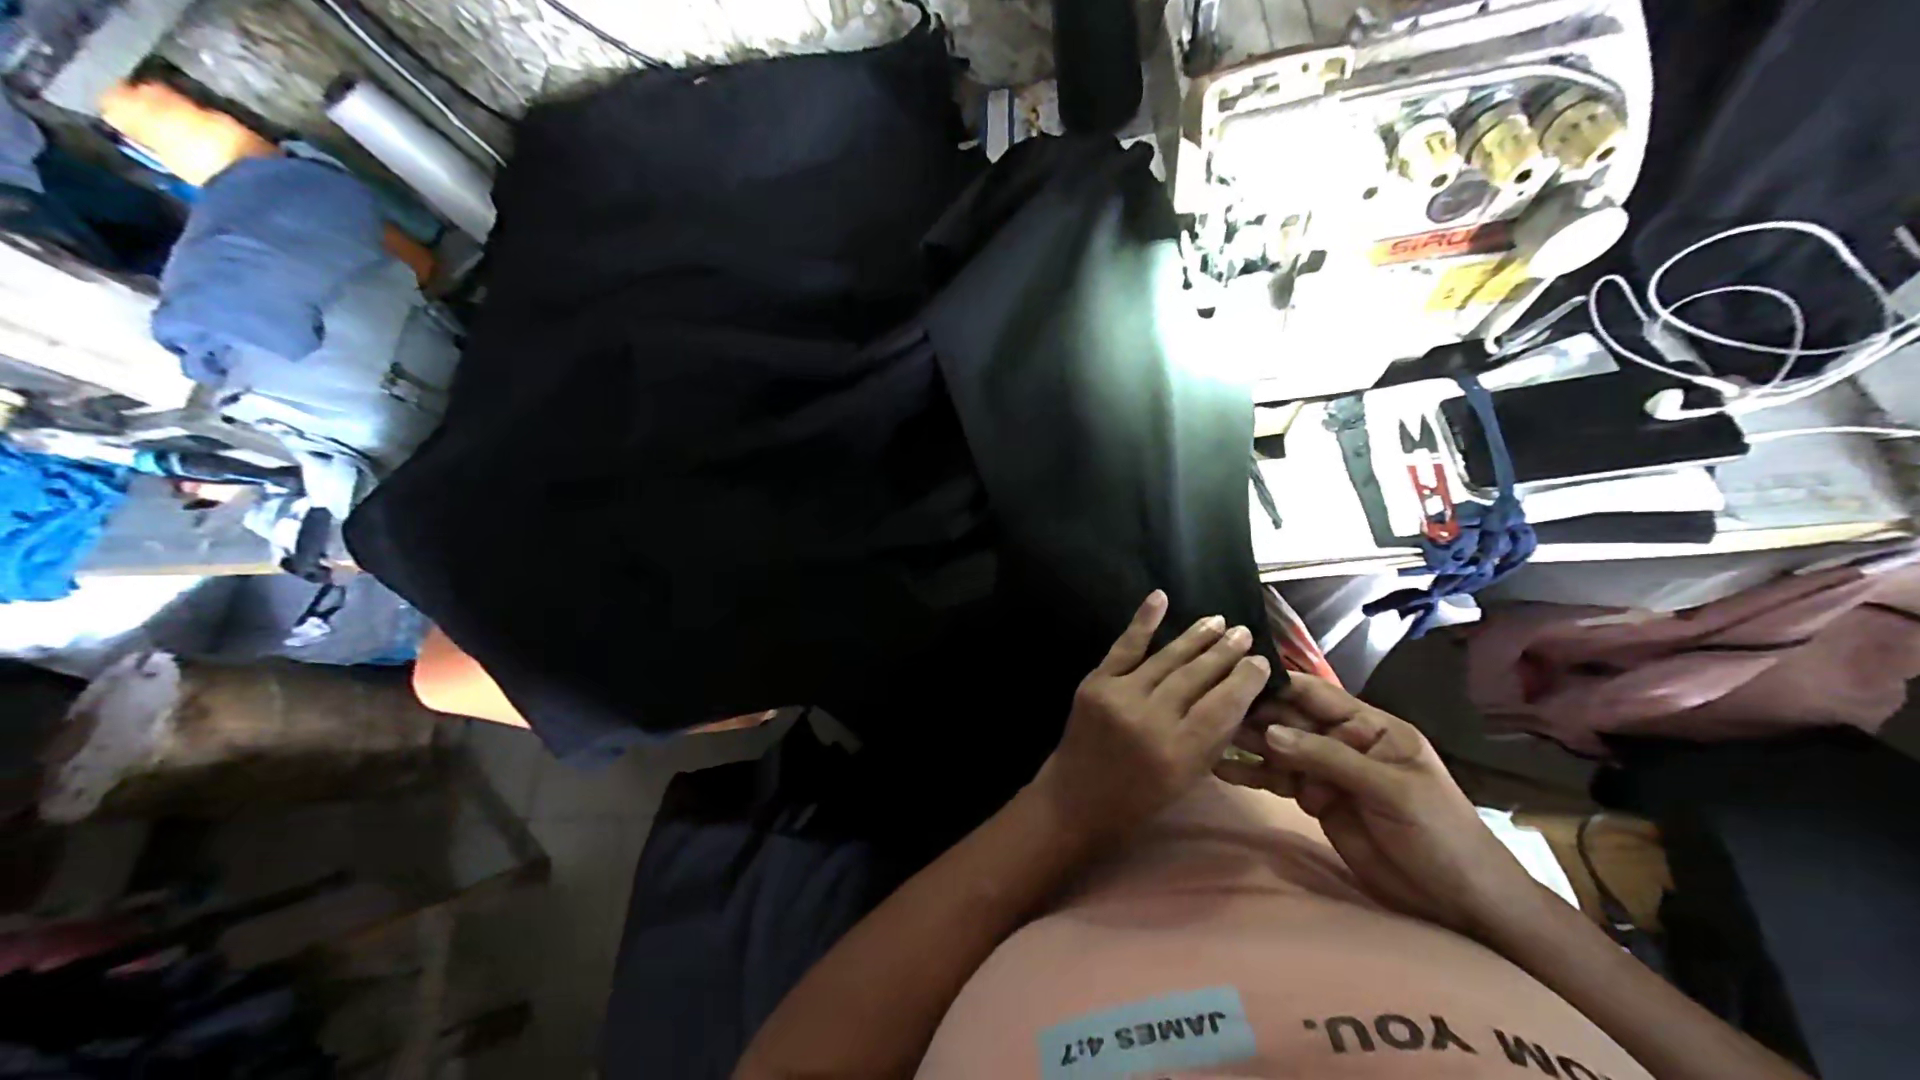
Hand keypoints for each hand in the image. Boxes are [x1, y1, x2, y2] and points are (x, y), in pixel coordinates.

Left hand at [1035, 590, 1271, 843]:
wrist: (1076, 798)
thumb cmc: (1140, 797)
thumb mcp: (1188, 777)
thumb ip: (1213, 738)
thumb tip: (1239, 694)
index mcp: (1179, 752)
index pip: (1223, 705)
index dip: (1245, 679)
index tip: (1261, 661)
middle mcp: (1151, 720)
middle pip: (1196, 676)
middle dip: (1225, 652)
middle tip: (1244, 632)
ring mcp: (1119, 697)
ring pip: (1166, 658)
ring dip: (1196, 637)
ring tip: (1218, 621)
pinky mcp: (1095, 683)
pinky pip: (1124, 647)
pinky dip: (1143, 621)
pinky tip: (1161, 598)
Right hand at [1213, 674, 1541, 938]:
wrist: (1462, 903)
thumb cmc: (1441, 835)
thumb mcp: (1392, 790)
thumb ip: (1330, 758)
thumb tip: (1270, 733)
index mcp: (1371, 728)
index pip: (1316, 695)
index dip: (1278, 684)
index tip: (1236, 675)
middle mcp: (1343, 743)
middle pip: (1290, 719)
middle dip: (1253, 713)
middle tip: (1207, 707)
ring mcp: (1328, 773)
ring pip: (1278, 749)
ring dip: (1245, 742)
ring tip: (1205, 735)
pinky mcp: (1315, 801)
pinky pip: (1277, 780)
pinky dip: (1252, 774)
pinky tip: (1221, 768)